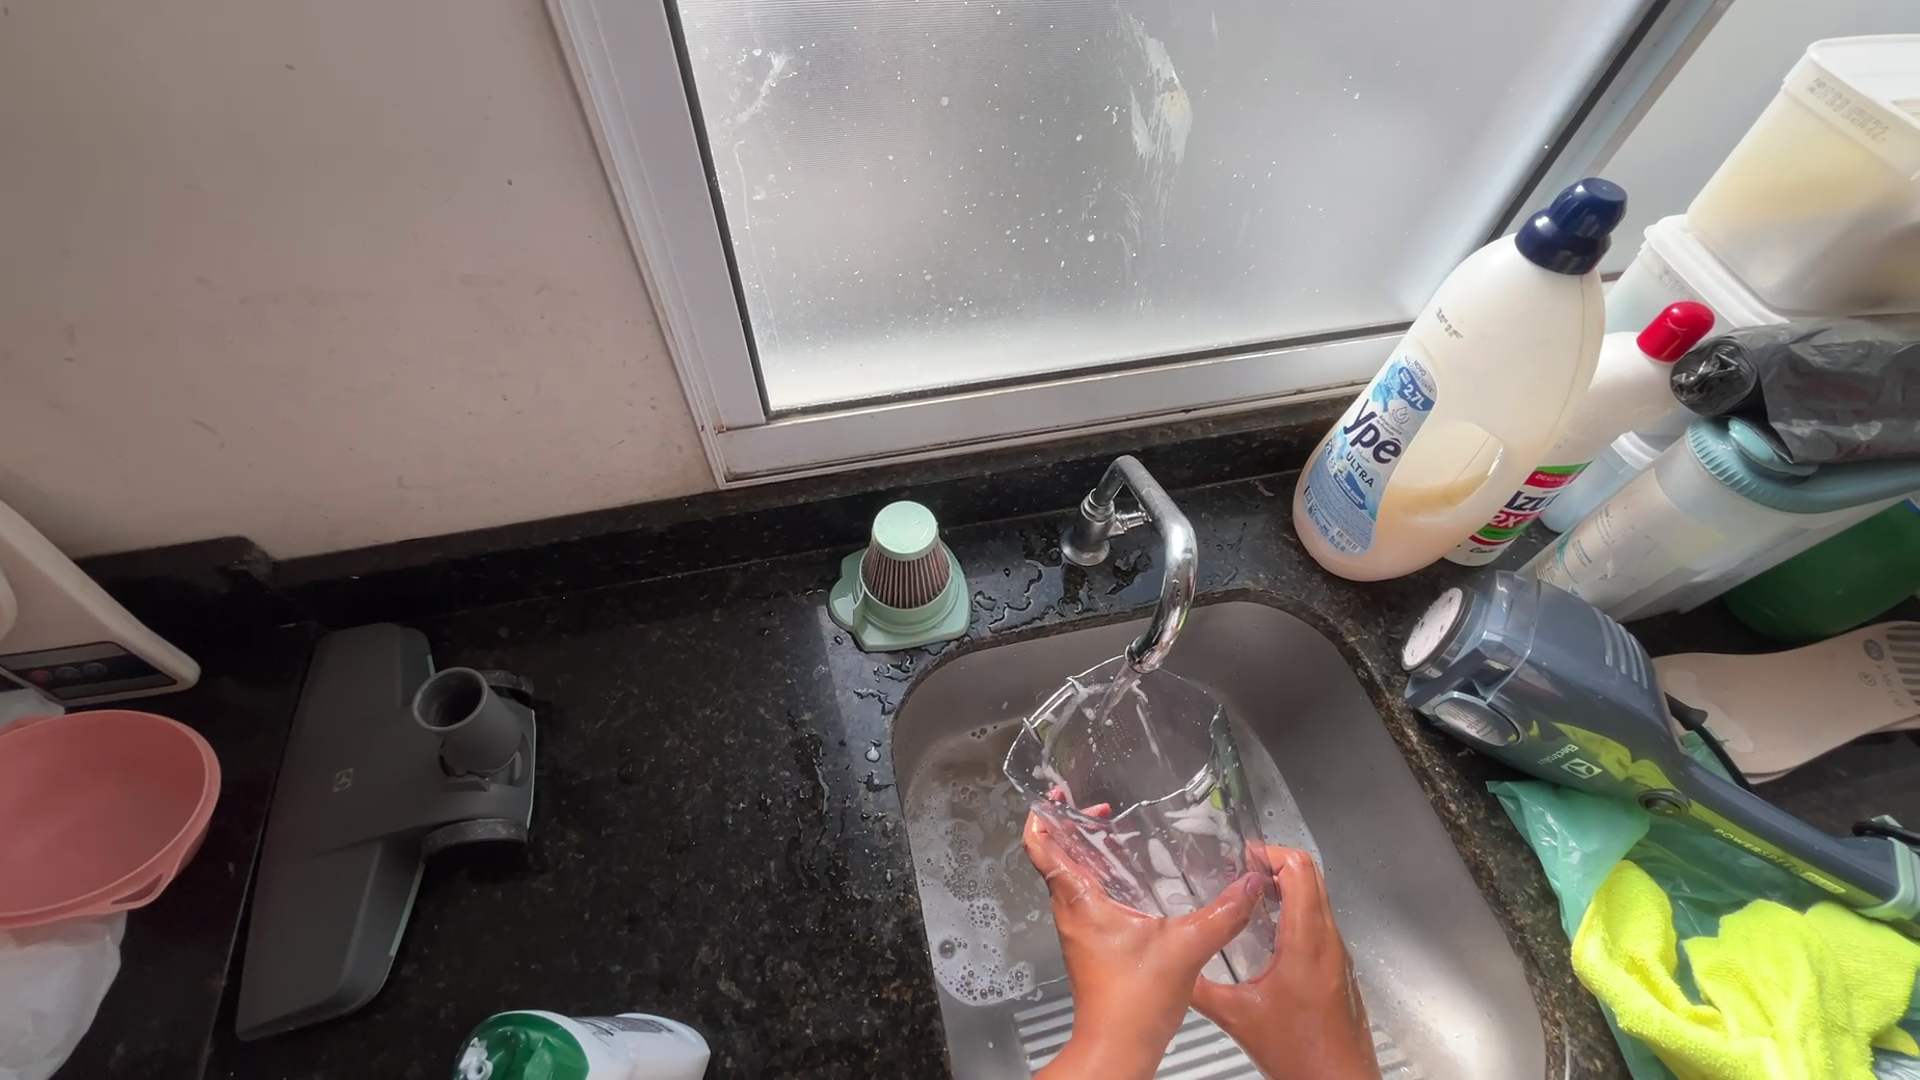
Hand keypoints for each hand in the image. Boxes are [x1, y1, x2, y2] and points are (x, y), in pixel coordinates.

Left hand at [1024, 811, 1262, 1079]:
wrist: (1118, 1049)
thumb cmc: (1132, 1005)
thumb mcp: (1185, 949)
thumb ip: (1222, 915)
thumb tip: (1249, 888)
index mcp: (1077, 899)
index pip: (1039, 846)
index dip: (1041, 815)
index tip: (1052, 795)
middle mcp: (1069, 909)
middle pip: (1051, 855)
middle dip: (1066, 826)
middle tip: (1088, 808)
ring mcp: (1076, 927)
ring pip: (1066, 876)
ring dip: (1081, 851)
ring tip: (1105, 833)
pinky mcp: (1087, 942)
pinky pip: (1081, 897)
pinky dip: (1094, 877)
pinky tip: (1124, 879)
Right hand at [1192, 846, 1381, 1079]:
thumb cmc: (1302, 1058)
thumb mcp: (1236, 1017)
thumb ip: (1199, 985)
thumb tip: (1171, 963)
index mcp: (1307, 942)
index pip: (1300, 870)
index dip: (1271, 853)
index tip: (1244, 856)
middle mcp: (1329, 942)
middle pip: (1312, 876)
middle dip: (1275, 864)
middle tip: (1243, 869)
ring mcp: (1339, 956)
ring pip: (1318, 898)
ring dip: (1286, 886)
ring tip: (1251, 894)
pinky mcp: (1340, 971)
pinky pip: (1320, 922)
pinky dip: (1295, 910)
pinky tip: (1268, 931)